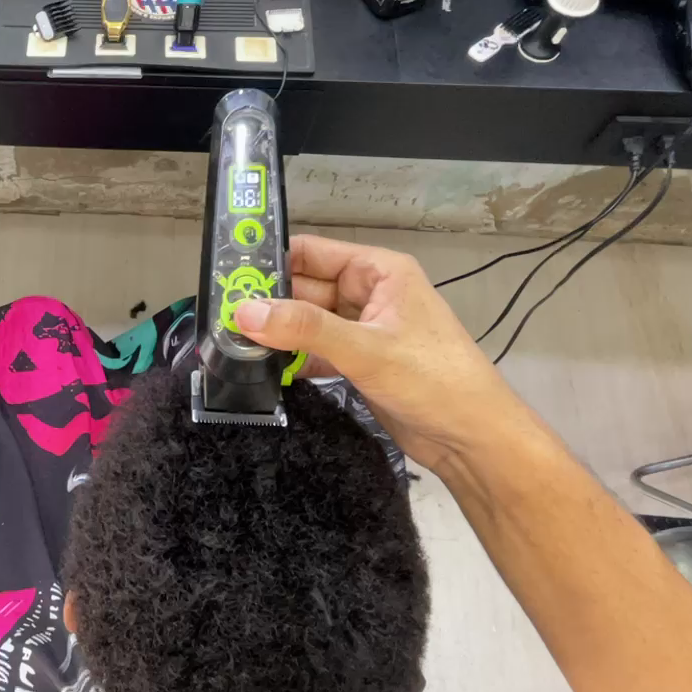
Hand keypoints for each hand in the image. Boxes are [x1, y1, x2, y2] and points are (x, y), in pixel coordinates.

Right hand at [233, 235, 546, 473]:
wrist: (470, 438)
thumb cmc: (432, 379)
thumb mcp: (366, 348)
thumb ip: (304, 328)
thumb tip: (244, 312)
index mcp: (378, 272)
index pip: (311, 253)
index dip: (270, 262)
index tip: (227, 278)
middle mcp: (367, 294)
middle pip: (302, 289)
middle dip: (266, 303)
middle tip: (221, 319)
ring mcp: (360, 330)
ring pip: (304, 322)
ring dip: (276, 334)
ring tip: (232, 344)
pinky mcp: (355, 362)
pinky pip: (313, 350)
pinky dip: (291, 358)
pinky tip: (262, 369)